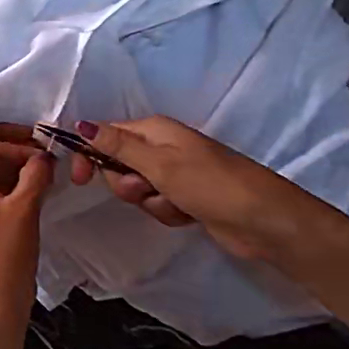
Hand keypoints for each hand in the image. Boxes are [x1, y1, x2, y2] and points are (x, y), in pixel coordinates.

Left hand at [0, 124, 53, 329]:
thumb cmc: (5, 255)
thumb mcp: (23, 210)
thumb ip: (34, 176)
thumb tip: (45, 154)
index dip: (19, 145)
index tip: (48, 151)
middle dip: (19, 151)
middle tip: (50, 152)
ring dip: (22, 167)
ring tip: (51, 168)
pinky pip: (2, 188)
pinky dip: (21, 183)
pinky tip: (43, 184)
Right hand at [66, 116, 329, 261]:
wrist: (268, 223)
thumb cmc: (211, 185)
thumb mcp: (158, 164)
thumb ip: (116, 145)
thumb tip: (79, 124)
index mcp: (154, 130)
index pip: (103, 134)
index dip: (87, 153)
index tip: (79, 178)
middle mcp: (162, 147)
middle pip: (117, 163)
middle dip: (124, 182)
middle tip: (144, 189)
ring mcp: (175, 173)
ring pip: (136, 187)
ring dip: (148, 200)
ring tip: (173, 204)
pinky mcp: (186, 197)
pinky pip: (156, 203)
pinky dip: (166, 211)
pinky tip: (187, 215)